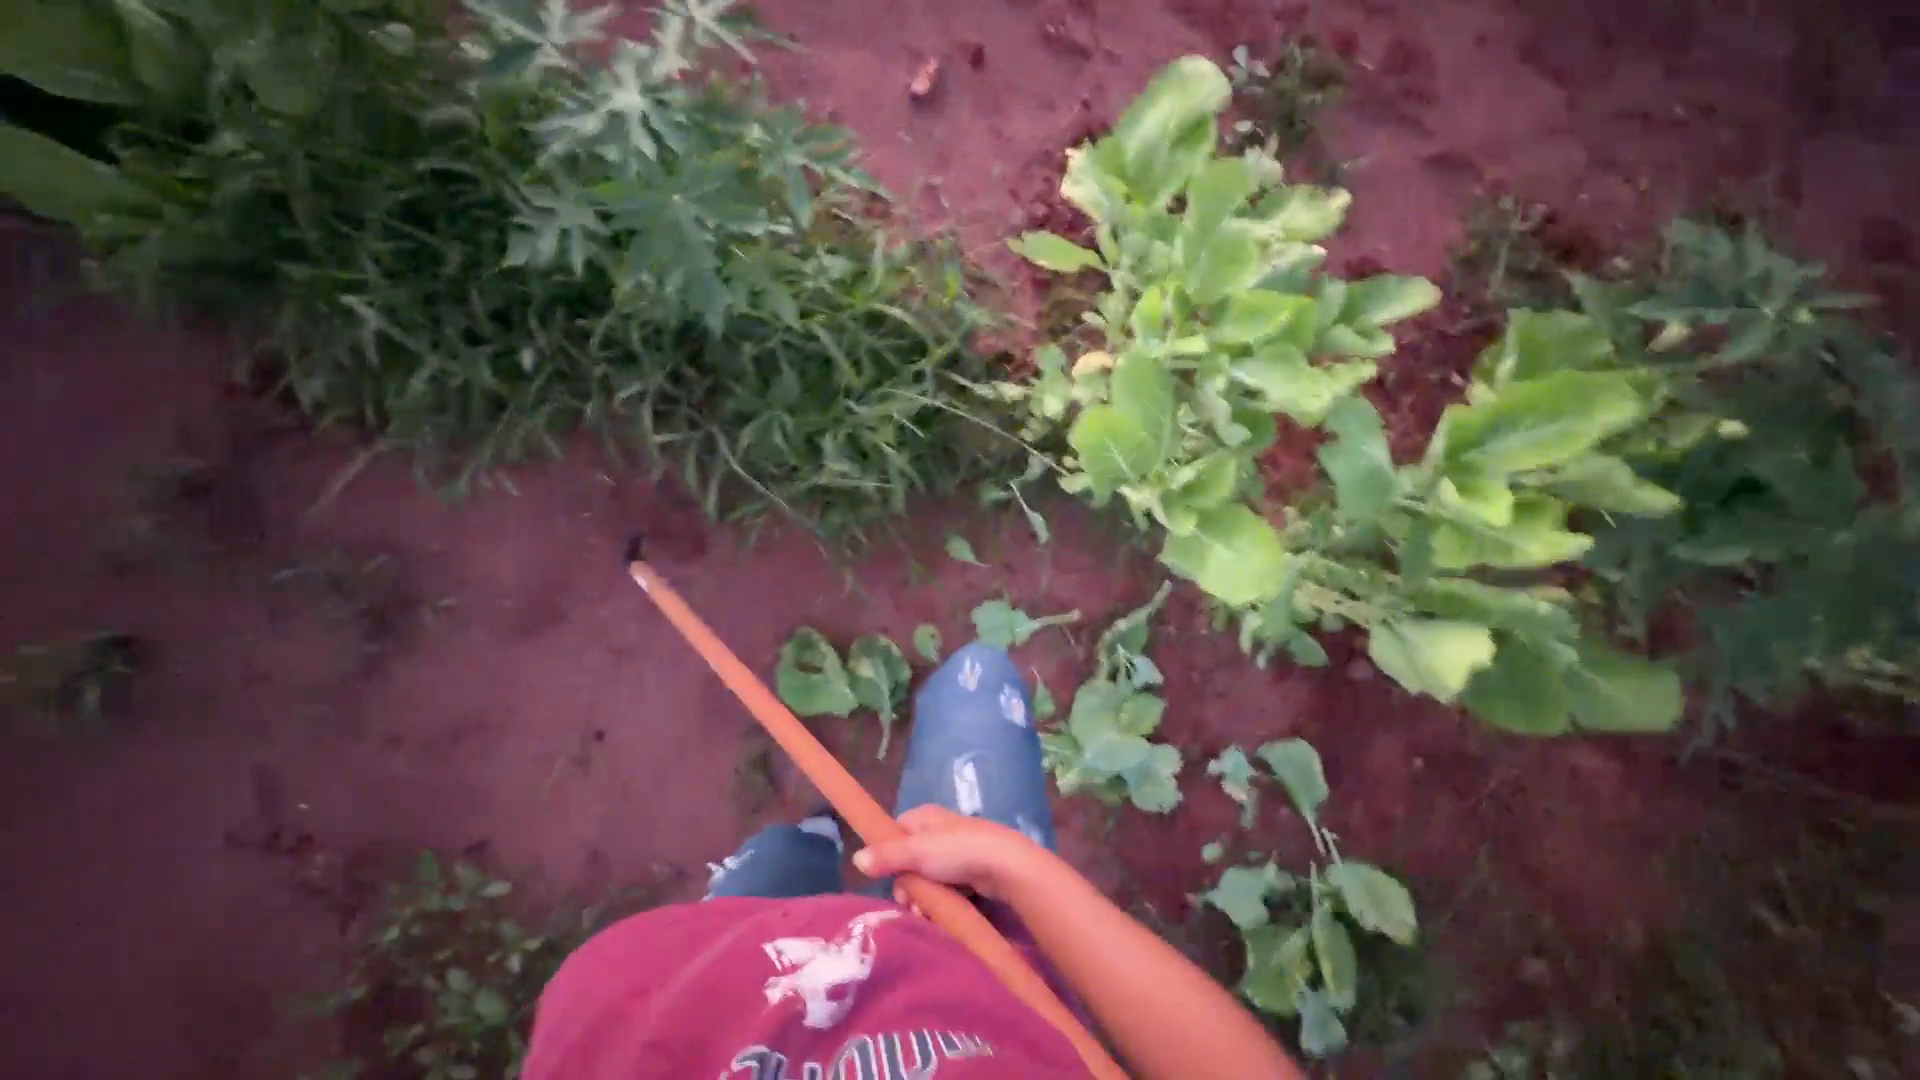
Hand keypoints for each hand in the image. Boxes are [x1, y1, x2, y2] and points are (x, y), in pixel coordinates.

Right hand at [852, 805, 1052, 901]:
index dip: (888, 855)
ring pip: (927, 878)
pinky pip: (947, 888)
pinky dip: (943, 900)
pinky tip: (943, 913)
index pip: (895, 832)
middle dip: (907, 885)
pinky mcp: (972, 873)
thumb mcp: (916, 852)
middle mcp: (940, 831)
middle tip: (911, 902)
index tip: (889, 877)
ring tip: (927, 912)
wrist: (1006, 866)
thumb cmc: (958, 851)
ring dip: (924, 897)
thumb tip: (855, 860)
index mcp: (925, 817)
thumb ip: (886, 856)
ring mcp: (957, 852)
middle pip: (909, 860)